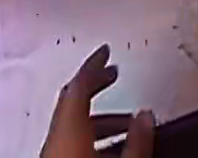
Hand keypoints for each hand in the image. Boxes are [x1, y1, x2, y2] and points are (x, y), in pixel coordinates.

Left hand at [39, 45, 154, 157]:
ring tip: (124, 122)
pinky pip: (69, 143)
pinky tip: (108, 147)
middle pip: (72, 101)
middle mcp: (55, 139)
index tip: (105, 50)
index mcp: (69, 127)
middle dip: (95, 85)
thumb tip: (146, 116)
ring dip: (97, 117)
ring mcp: (51, 155)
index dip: (94, 63)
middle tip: (112, 73)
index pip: (79, 83)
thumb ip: (137, 136)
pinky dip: (88, 136)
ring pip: (72, 125)